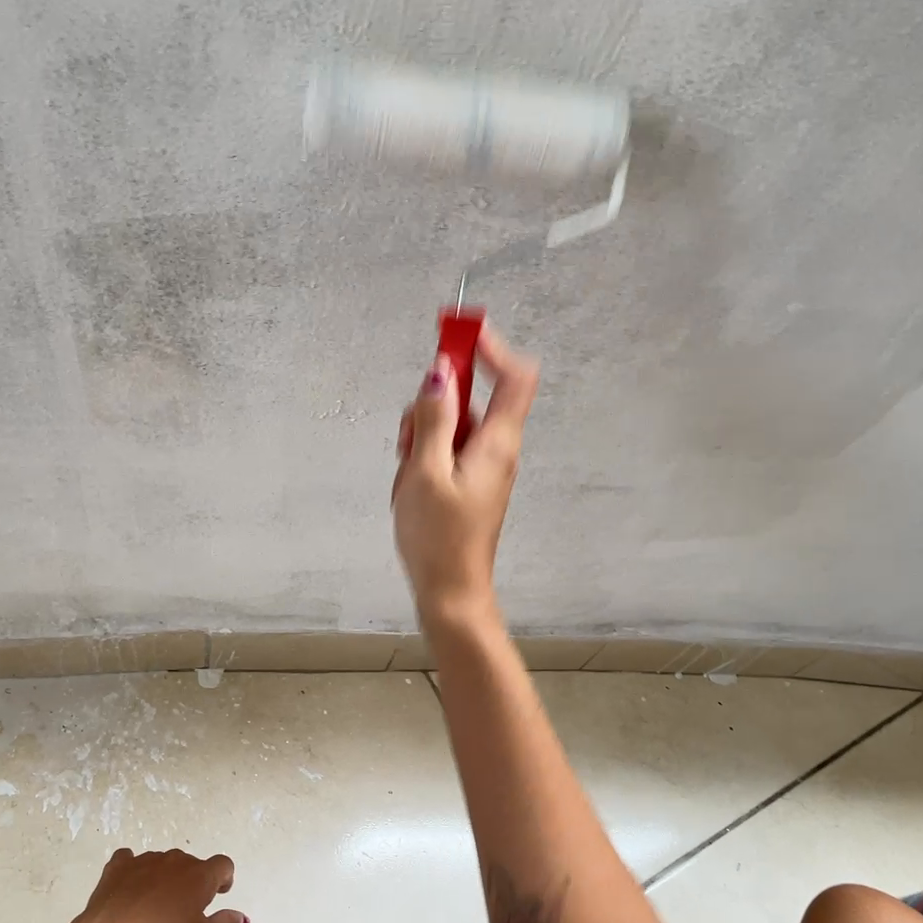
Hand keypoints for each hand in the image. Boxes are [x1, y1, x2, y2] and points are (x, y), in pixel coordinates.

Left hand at [18, 848, 248, 922]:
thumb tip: (242, 919)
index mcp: (199, 877)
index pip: (222, 865)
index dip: (223, 878)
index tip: (219, 893)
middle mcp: (174, 862)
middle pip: (190, 864)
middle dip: (191, 882)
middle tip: (184, 910)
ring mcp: (143, 862)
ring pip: (161, 864)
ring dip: (163, 879)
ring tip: (154, 908)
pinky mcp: (116, 869)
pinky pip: (128, 861)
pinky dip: (132, 871)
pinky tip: (128, 888)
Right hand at [392, 326, 538, 624]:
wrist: (450, 592)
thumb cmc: (438, 537)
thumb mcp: (425, 472)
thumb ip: (433, 419)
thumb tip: (439, 372)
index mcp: (496, 443)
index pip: (515, 375)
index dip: (491, 346)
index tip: (457, 331)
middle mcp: (496, 450)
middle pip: (471, 399)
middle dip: (433, 404)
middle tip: (409, 436)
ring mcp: (482, 468)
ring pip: (451, 426)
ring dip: (422, 437)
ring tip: (408, 476)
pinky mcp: (467, 483)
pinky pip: (445, 452)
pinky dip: (423, 458)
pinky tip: (410, 488)